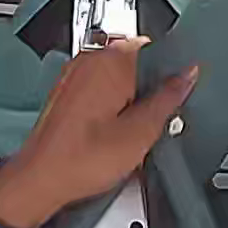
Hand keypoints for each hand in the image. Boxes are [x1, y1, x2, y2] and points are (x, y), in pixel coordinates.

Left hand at [0, 38, 197, 227]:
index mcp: (111, 60)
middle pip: (136, 62)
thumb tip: (187, 75)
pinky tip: (110, 133)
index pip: (155, 46)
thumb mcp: (141, 132)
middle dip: (149, 87)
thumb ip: (169, 98)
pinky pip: (100, 90)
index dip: (170, 71)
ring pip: (118, 77)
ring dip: (130, 99)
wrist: (41, 180)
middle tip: (153, 119)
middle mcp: (90, 60)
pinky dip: (111, 106)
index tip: (176, 92)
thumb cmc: (81, 159)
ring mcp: (75, 75)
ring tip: (129, 130)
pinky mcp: (66, 92)